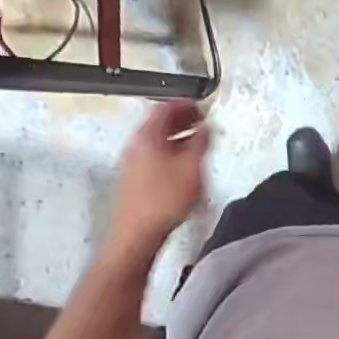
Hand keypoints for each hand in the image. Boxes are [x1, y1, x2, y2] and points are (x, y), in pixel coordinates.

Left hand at [109, 101, 210, 257]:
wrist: (138, 234)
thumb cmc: (161, 202)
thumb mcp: (192, 167)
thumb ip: (202, 142)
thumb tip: (207, 128)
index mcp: (147, 136)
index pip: (165, 107)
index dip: (185, 104)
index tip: (200, 106)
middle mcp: (135, 146)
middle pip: (158, 123)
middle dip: (181, 120)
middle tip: (199, 121)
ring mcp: (131, 164)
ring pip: (155, 141)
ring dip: (176, 138)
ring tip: (196, 144)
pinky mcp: (133, 181)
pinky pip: (152, 157)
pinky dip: (169, 154)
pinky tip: (182, 168)